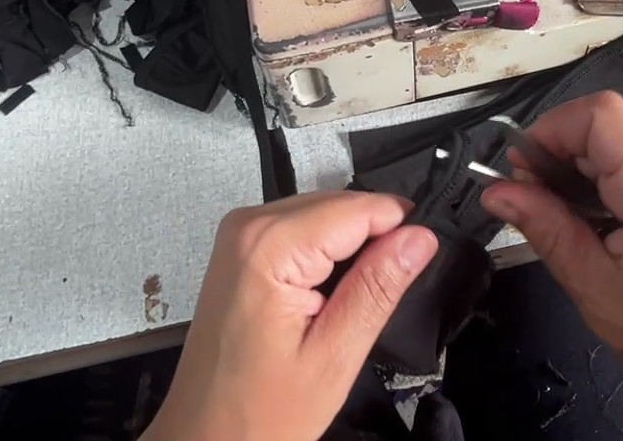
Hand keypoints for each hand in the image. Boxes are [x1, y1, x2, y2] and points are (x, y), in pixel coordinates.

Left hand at [143, 191, 438, 440]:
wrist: (202, 438)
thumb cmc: (256, 416)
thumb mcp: (332, 358)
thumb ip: (377, 288)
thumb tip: (419, 238)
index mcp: (269, 246)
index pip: (357, 207)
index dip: (398, 227)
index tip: (420, 256)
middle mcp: (249, 224)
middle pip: (340, 203)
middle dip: (373, 238)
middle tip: (385, 294)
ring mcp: (242, 230)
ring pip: (325, 211)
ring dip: (350, 245)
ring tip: (351, 301)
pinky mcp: (243, 243)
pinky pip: (303, 225)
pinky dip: (326, 251)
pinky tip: (326, 294)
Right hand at [478, 92, 622, 421]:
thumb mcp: (597, 289)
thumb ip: (545, 229)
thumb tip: (496, 191)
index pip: (599, 115)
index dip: (551, 130)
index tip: (523, 172)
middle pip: (605, 123)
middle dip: (559, 151)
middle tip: (534, 200)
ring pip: (616, 139)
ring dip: (578, 166)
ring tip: (563, 216)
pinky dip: (601, 177)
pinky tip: (593, 219)